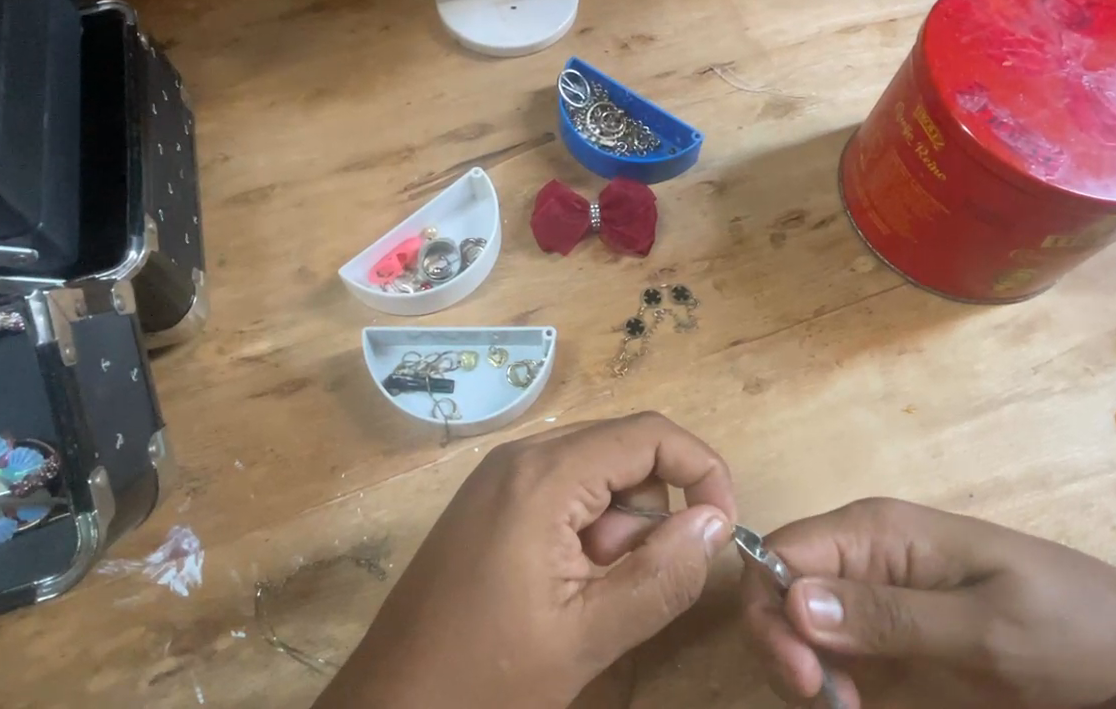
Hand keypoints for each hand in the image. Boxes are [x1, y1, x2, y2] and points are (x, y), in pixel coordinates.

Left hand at [316, 413, 737, 708]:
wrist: (394, 701)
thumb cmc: (489, 671)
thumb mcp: (589, 635)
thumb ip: (662, 576)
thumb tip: (715, 522)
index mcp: (544, 473)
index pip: (649, 434)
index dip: (701, 469)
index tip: (722, 529)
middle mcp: (521, 455)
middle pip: (622, 451)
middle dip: (650, 511)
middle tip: (631, 583)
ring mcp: (501, 476)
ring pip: (595, 475)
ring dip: (617, 529)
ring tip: (588, 597)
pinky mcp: (491, 500)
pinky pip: (563, 493)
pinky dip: (586, 531)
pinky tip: (565, 588)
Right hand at [742, 499, 1115, 708]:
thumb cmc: (1069, 626)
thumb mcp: (988, 628)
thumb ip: (891, 616)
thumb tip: (792, 600)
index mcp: (876, 532)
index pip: (782, 551)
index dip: (771, 607)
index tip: (803, 678)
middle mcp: (860, 557)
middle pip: (779, 588)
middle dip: (781, 645)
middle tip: (822, 703)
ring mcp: (873, 597)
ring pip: (796, 624)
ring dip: (803, 670)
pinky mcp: (887, 635)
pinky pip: (831, 652)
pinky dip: (827, 684)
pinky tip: (854, 707)